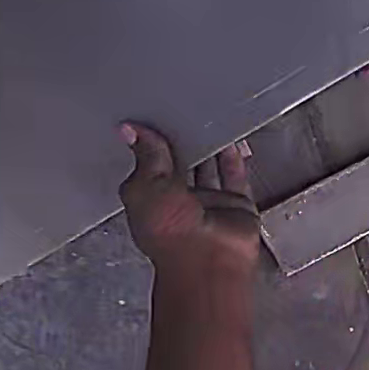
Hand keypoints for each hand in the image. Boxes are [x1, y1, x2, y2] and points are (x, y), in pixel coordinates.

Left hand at [118, 122, 261, 282]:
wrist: (209, 257)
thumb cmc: (169, 229)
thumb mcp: (146, 186)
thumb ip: (147, 156)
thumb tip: (130, 128)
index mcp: (151, 198)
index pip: (150, 165)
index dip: (151, 142)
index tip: (152, 115)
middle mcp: (181, 200)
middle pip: (183, 165)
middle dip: (183, 143)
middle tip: (182, 112)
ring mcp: (211, 202)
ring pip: (211, 168)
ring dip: (211, 147)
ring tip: (208, 119)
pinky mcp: (238, 203)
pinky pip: (237, 176)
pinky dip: (235, 159)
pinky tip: (232, 139)